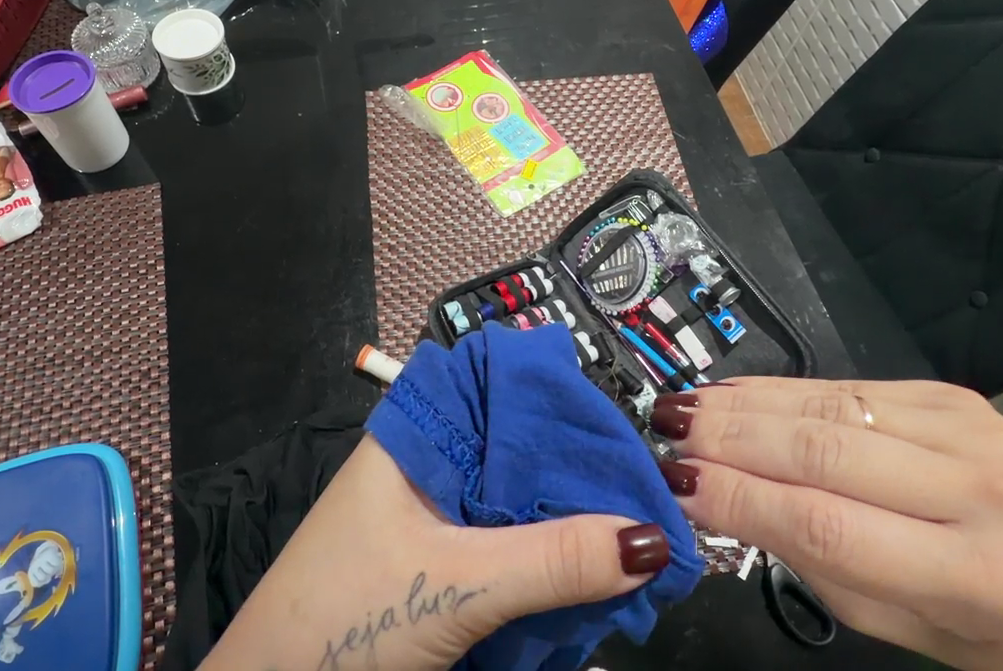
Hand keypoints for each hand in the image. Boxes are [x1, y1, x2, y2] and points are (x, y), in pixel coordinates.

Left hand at [197, 434, 671, 670]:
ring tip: (635, 521)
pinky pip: (507, 539)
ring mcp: (433, 510)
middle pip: (518, 446)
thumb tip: (654, 539)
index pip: (503, 386)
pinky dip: (545, 552)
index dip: (564, 401)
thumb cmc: (348, 616)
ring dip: (566, 515)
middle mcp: (429, 459)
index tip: (627, 428)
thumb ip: (554, 561)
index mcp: (419, 431)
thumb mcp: (458, 584)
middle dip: (577, 468)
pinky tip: (591, 562)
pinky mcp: (439, 558)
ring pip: (516, 495)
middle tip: (650, 485)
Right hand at [653, 379, 1002, 670]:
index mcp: (982, 576)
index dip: (739, 496)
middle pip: (826, 450)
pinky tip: (738, 394)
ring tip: (688, 406)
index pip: (827, 523)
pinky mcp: (954, 395)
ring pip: (830, 405)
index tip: (673, 480)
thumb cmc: (978, 624)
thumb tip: (712, 495)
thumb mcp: (893, 621)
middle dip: (731, 437)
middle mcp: (988, 492)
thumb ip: (810, 556)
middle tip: (665, 429)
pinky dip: (783, 390)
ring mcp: (974, 429)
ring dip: (747, 403)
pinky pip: (848, 385)